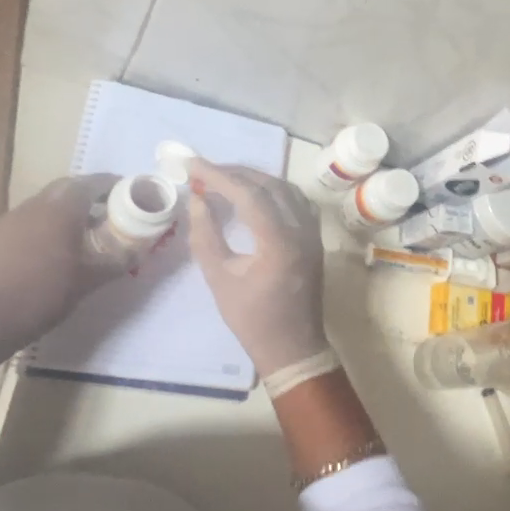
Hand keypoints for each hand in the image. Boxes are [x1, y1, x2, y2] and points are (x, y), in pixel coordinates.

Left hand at [0, 174, 118, 356]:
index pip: (92, 183)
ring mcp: (9, 220)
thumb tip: (142, 248)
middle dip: (89, 195)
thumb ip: (117, 261)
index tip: (129, 192)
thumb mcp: (88, 281)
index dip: (112, 184)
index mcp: (60, 210)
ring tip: (81, 234)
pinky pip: (26, 222)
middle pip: (66, 188)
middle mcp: (34, 206)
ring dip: (65, 212)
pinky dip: (44, 227)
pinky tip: (48, 252)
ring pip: (44, 204)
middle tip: (108, 212)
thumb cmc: (40, 296)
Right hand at [186, 160, 327, 377]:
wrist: (292, 346)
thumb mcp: (219, 278)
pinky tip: (255, 193)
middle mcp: (302, 230)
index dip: (219, 175)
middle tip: (205, 170)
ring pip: (287, 189)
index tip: (193, 165)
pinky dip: (275, 190)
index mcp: (279, 242)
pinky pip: (298, 201)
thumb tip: (198, 199)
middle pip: (270, 185)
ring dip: (257, 179)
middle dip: (236, 173)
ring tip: (226, 178)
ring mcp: (313, 233)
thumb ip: (206, 235)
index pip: (249, 194)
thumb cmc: (251, 318)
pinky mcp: (316, 238)